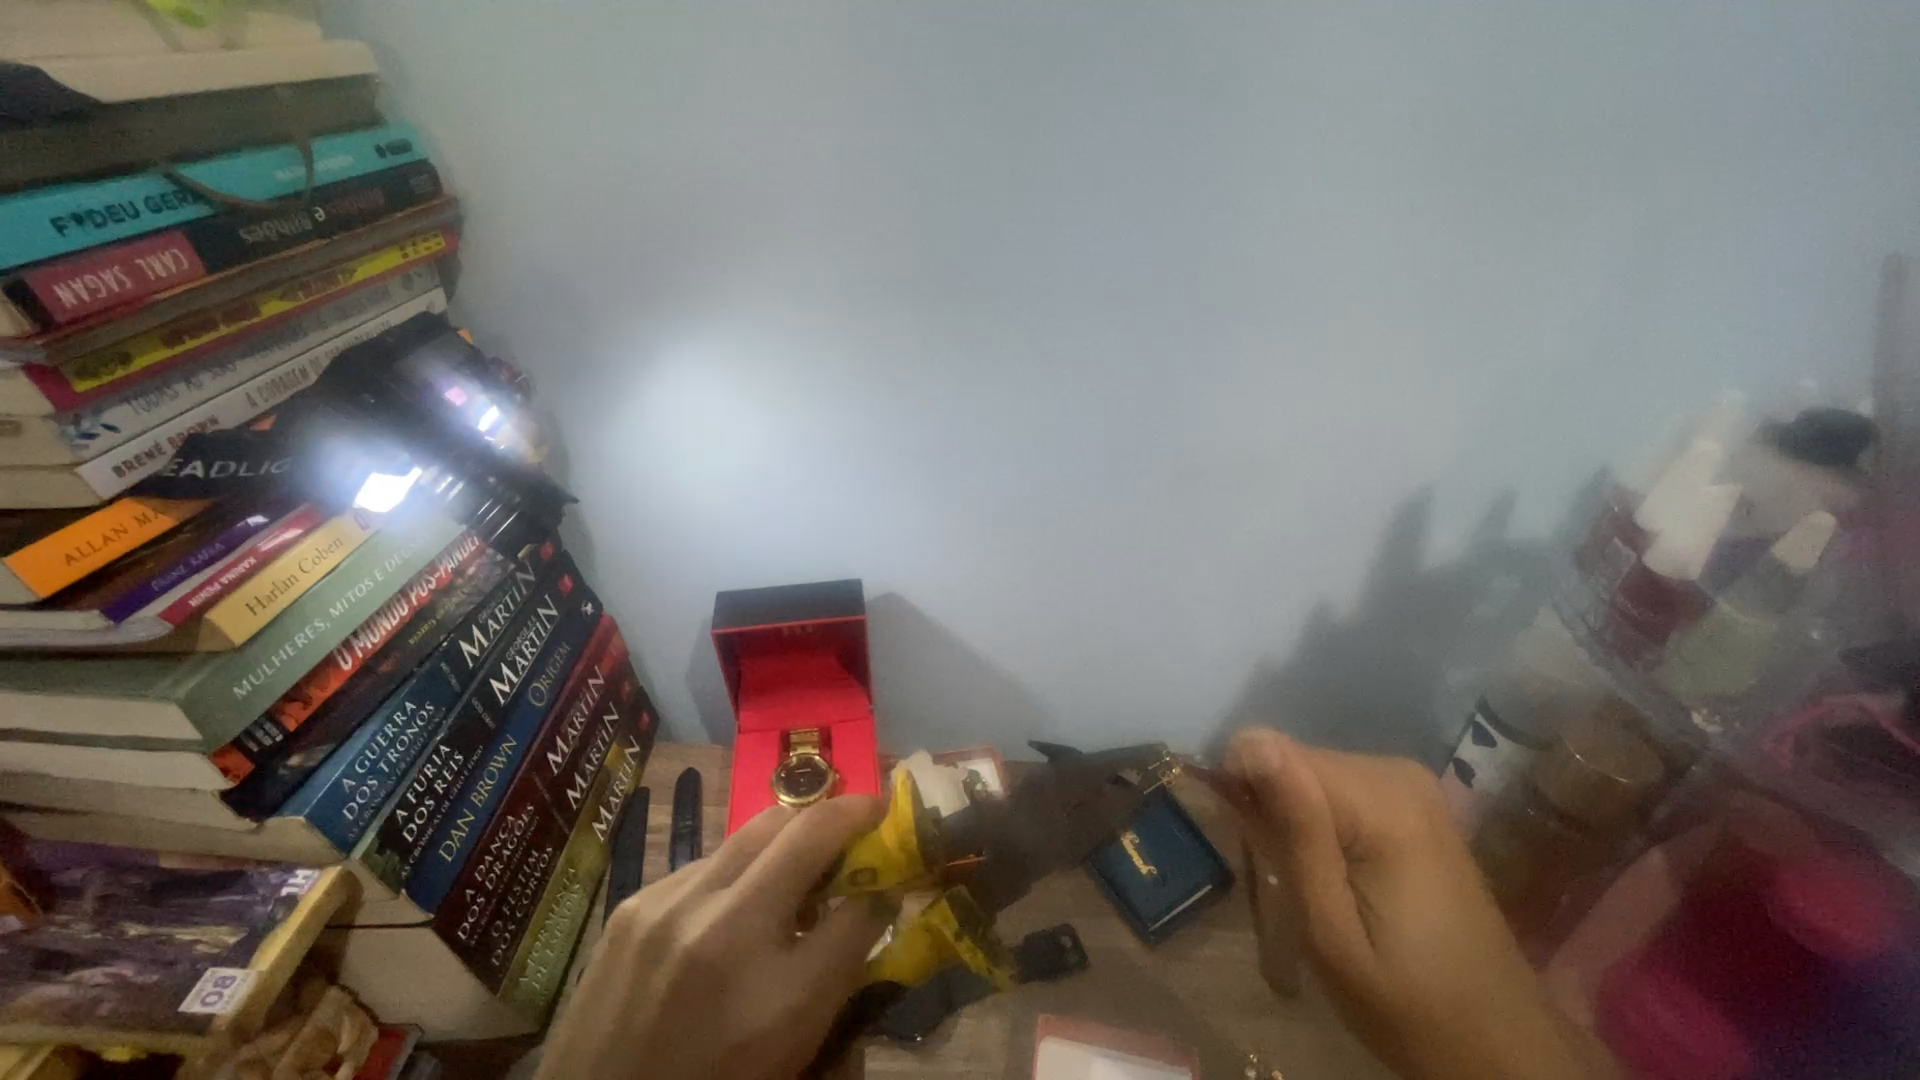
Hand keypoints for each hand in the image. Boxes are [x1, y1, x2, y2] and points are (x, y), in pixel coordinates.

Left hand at [538, 796, 893, 1079]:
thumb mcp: (798, 1047)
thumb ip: (843, 967)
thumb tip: (875, 895)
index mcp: (776, 995)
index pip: (860, 904)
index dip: (887, 867)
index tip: (897, 843)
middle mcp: (720, 930)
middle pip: (799, 828)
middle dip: (841, 814)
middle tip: (861, 825)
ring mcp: (667, 907)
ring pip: (751, 834)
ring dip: (788, 839)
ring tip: (798, 868)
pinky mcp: (633, 905)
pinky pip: (707, 862)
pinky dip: (738, 870)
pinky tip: (732, 907)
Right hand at [1226, 729, 1616, 1079]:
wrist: (1501, 1045)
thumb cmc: (1407, 1003)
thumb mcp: (1330, 931)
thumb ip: (1293, 830)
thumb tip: (1249, 742)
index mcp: (1382, 803)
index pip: (1270, 749)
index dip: (1242, 792)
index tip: (1249, 849)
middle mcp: (1398, 774)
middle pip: (1291, 760)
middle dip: (1269, 809)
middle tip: (1283, 881)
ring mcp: (1411, 785)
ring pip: (1307, 772)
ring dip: (1291, 820)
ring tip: (1308, 883)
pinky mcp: (1413, 801)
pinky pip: (1335, 787)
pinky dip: (1317, 823)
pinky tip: (1332, 871)